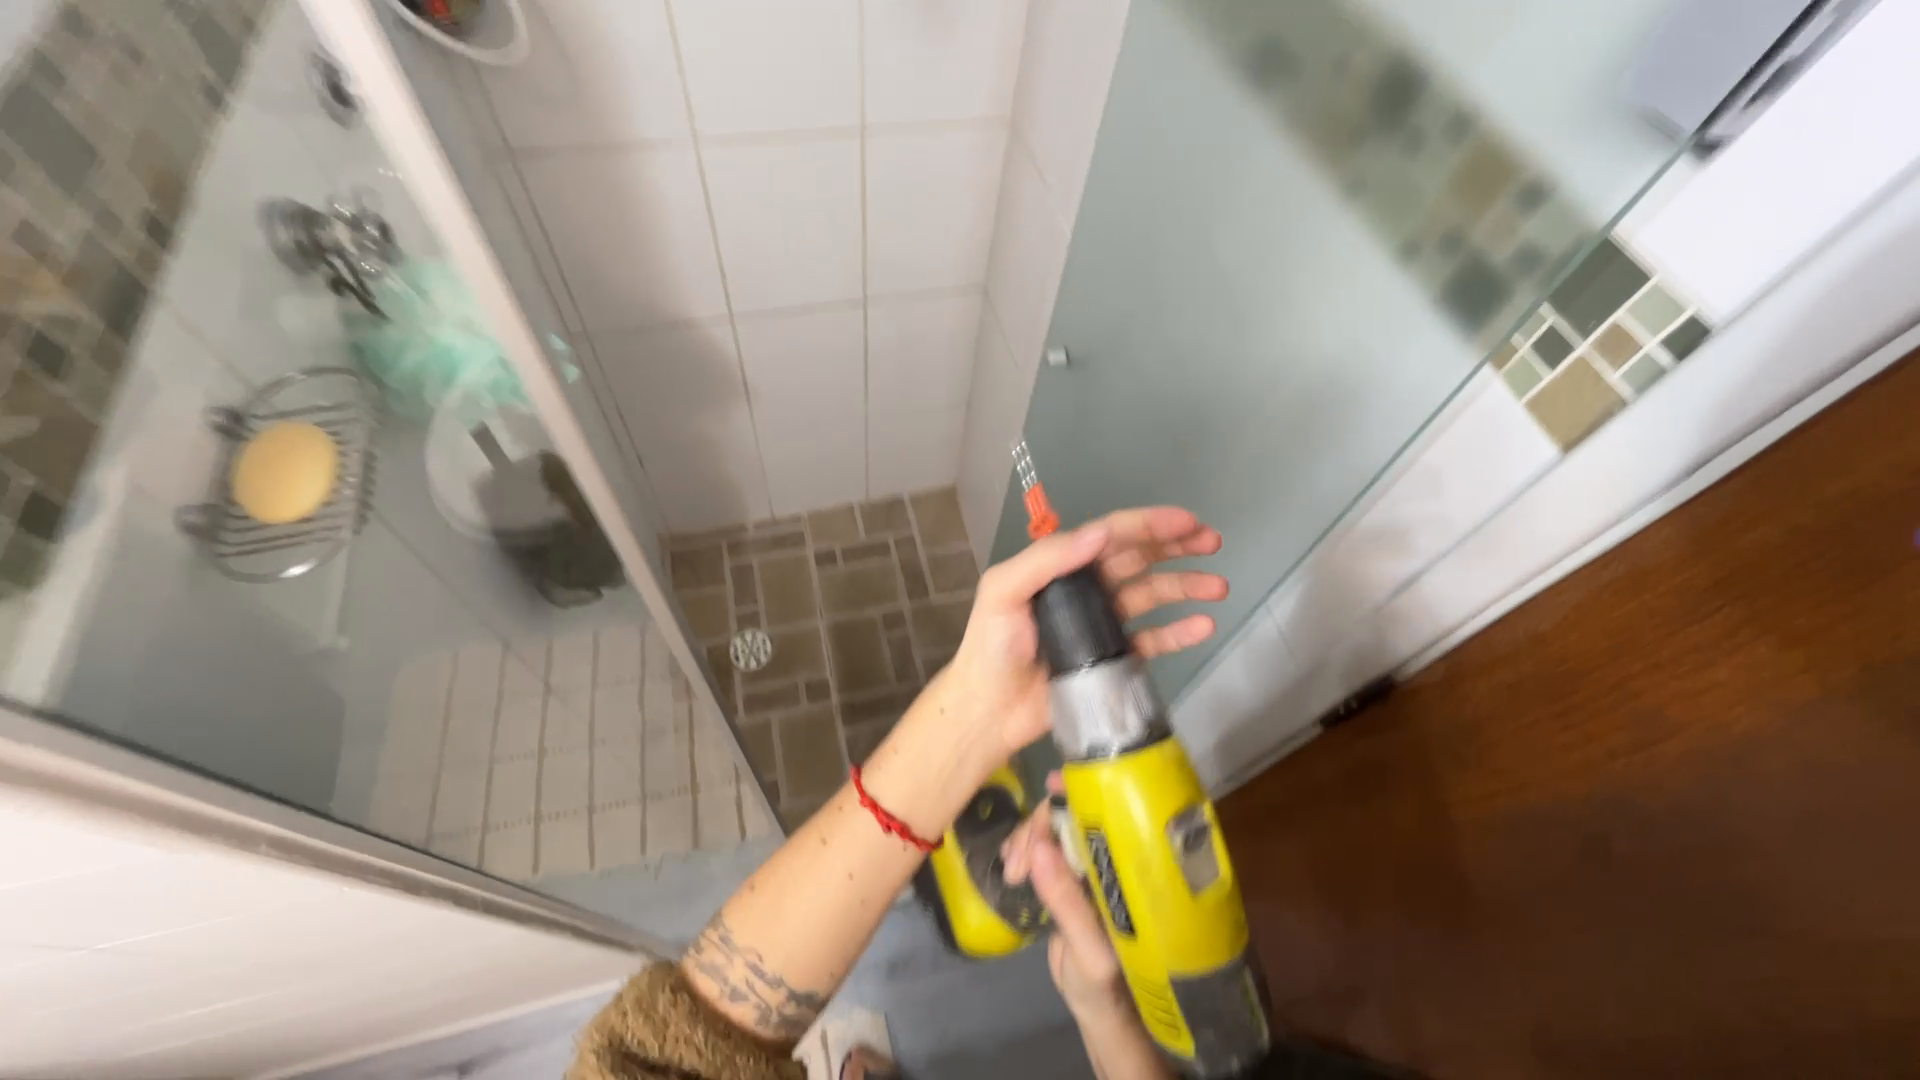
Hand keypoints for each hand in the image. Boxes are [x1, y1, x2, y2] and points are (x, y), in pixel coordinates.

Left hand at [934, 507, 1225, 764]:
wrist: (989, 710)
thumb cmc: (991, 646)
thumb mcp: (1003, 591)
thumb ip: (1046, 559)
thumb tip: (1100, 533)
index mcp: (1061, 567)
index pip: (1110, 537)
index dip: (1148, 524)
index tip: (1186, 521)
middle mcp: (1086, 589)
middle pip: (1139, 559)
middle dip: (1176, 547)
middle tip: (1211, 541)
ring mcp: (1102, 624)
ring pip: (1152, 596)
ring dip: (1186, 587)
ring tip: (1218, 587)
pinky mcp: (1112, 658)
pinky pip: (1152, 640)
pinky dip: (1179, 632)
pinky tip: (1203, 625)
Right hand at [1002, 774, 1132, 1021]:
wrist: (1099, 1011)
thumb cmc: (1104, 985)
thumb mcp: (1088, 949)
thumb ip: (1066, 901)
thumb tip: (1038, 848)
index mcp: (1123, 868)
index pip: (1102, 813)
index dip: (1077, 792)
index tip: (1049, 786)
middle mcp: (1107, 859)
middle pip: (1069, 817)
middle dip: (1037, 829)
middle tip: (1016, 864)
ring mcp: (1085, 867)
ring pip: (1050, 830)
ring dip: (1025, 841)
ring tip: (1011, 873)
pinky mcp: (1065, 878)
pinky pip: (1041, 848)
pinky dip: (1022, 850)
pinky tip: (1011, 865)